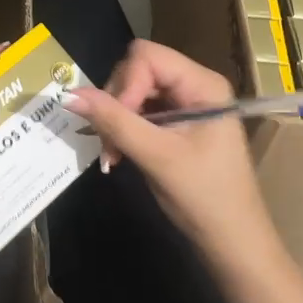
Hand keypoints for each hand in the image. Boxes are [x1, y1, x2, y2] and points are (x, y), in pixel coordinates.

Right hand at [62, 39, 267, 254]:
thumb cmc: (204, 198)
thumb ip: (114, 121)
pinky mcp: (176, 120)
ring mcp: (185, 102)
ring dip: (116, 118)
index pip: (146, 57)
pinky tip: (118, 153)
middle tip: (109, 144)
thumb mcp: (157, 157)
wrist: (233, 245)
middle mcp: (194, 84)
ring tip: (113, 154)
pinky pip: (139, 108)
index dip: (124, 84)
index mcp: (202, 84)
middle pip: (137, 69)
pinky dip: (123, 128)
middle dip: (117, 103)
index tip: (116, 124)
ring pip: (133, 89)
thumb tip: (69, 94)